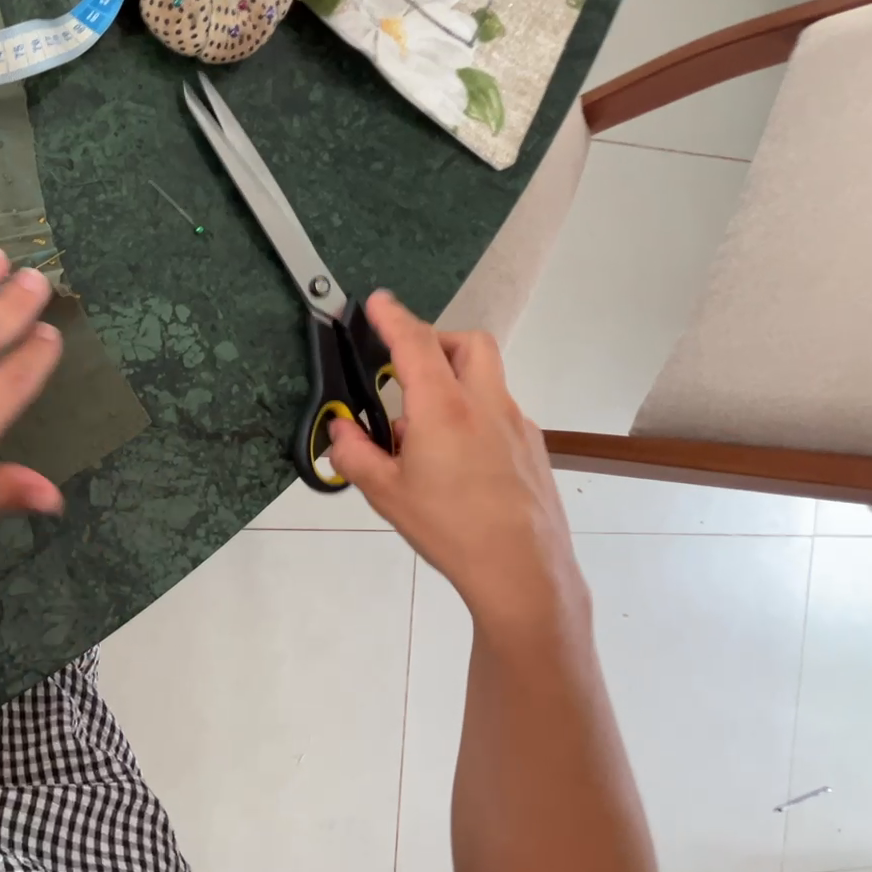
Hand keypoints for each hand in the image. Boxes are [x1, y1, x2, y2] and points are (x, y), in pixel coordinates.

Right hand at [328, 291, 582, 622]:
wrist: (521, 569)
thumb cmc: (448, 528)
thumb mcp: (384, 492)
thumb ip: (354, 454)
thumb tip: (341, 429)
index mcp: (444, 410)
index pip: (417, 345)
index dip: (394, 317)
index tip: (377, 301)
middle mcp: (486, 405)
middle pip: (469, 344)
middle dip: (436, 340)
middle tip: (404, 366)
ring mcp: (516, 424)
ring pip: (484, 379)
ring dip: (450, 383)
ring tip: (418, 433)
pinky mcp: (531, 447)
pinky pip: (495, 412)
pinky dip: (469, 414)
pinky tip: (452, 460)